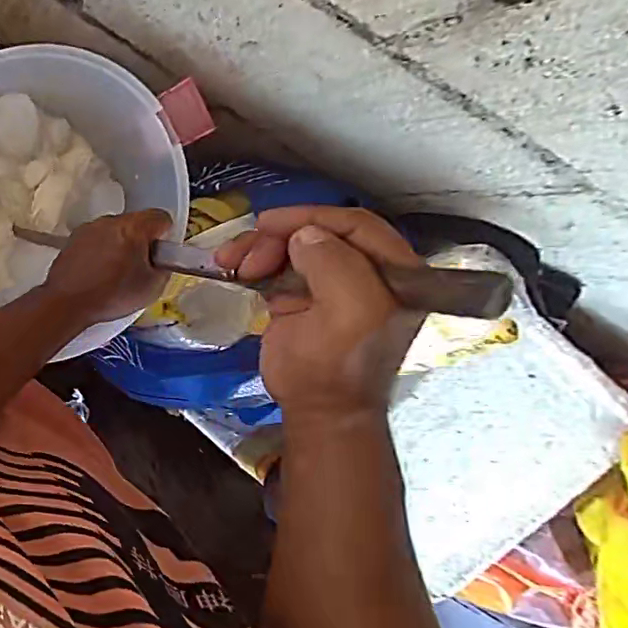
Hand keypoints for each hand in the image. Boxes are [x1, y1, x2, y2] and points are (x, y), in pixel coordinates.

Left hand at [37, 209, 172, 324]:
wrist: (66, 303)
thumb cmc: (110, 295)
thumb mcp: (152, 287)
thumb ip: (164, 266)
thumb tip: (162, 260)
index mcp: (133, 227)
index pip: (161, 217)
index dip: (165, 237)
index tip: (160, 254)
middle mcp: (109, 221)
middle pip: (136, 224)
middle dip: (140, 242)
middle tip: (138, 269)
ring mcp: (88, 229)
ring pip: (114, 232)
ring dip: (119, 247)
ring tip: (115, 275)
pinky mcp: (73, 240)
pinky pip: (95, 241)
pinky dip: (99, 253)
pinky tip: (98, 275)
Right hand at [216, 207, 424, 419]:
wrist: (315, 410)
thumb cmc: (335, 369)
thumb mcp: (350, 313)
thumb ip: (335, 264)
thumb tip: (304, 236)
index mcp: (393, 273)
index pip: (355, 225)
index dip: (311, 217)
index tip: (270, 223)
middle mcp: (364, 272)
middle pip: (318, 232)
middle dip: (278, 238)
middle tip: (248, 259)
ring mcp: (329, 284)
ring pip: (292, 245)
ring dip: (258, 249)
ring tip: (234, 265)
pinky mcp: (299, 296)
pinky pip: (275, 265)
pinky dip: (253, 263)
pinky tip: (235, 271)